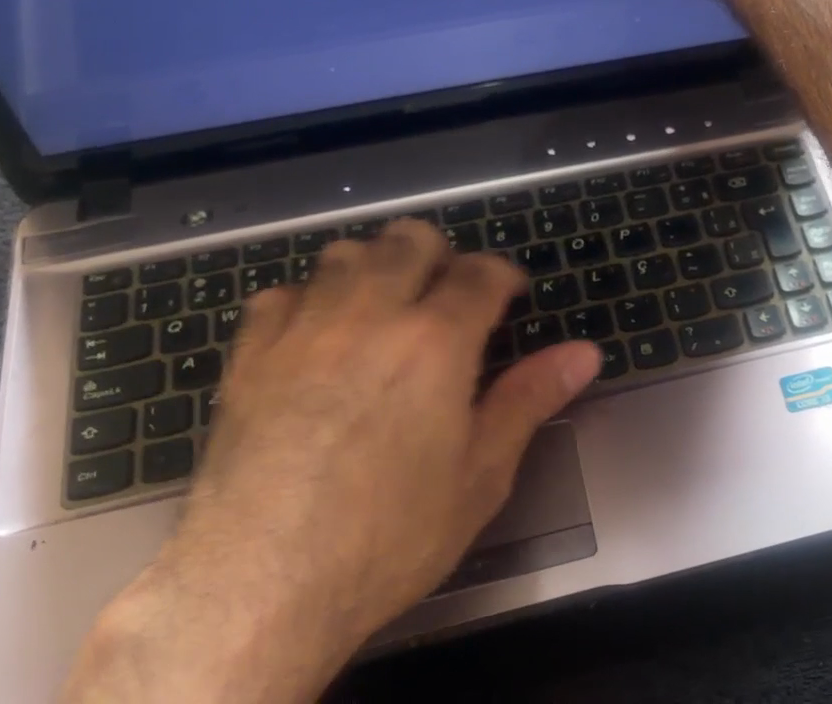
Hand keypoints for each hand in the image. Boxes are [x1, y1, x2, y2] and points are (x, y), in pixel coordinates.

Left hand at [65, 222, 598, 701]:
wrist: (256, 590)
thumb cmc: (389, 535)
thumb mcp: (483, 473)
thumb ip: (531, 399)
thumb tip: (584, 353)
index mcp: (437, 341)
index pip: (481, 272)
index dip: (504, 276)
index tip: (511, 297)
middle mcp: (370, 318)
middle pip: (408, 241)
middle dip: (441, 255)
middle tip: (450, 297)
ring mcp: (301, 335)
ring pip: (343, 254)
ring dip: (375, 266)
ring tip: (387, 306)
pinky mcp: (246, 362)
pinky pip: (278, 295)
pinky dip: (309, 297)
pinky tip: (319, 333)